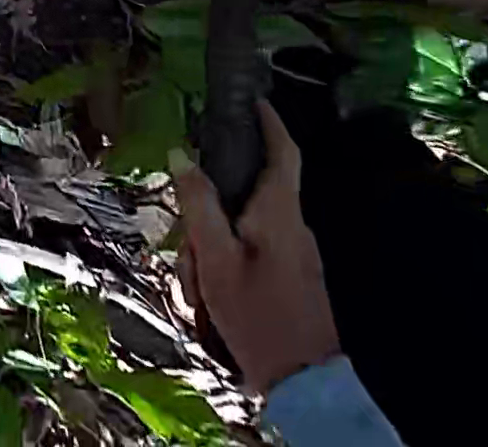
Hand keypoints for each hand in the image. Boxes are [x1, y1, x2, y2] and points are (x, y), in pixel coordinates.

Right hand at [171, 100, 339, 394]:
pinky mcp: (288, 272)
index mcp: (279, 215)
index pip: (283, 156)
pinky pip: (246, 247)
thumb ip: (197, 202)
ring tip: (197, 282)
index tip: (253, 100)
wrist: (306, 387)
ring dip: (209, 246)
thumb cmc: (258, 314)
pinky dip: (221, 260)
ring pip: (238, 224)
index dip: (270, 124)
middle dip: (207, 210)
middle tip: (188, 245)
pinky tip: (207, 290)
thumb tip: (181, 153)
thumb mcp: (214, 256)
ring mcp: (293, 252)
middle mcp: (292, 227)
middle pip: (243, 194)